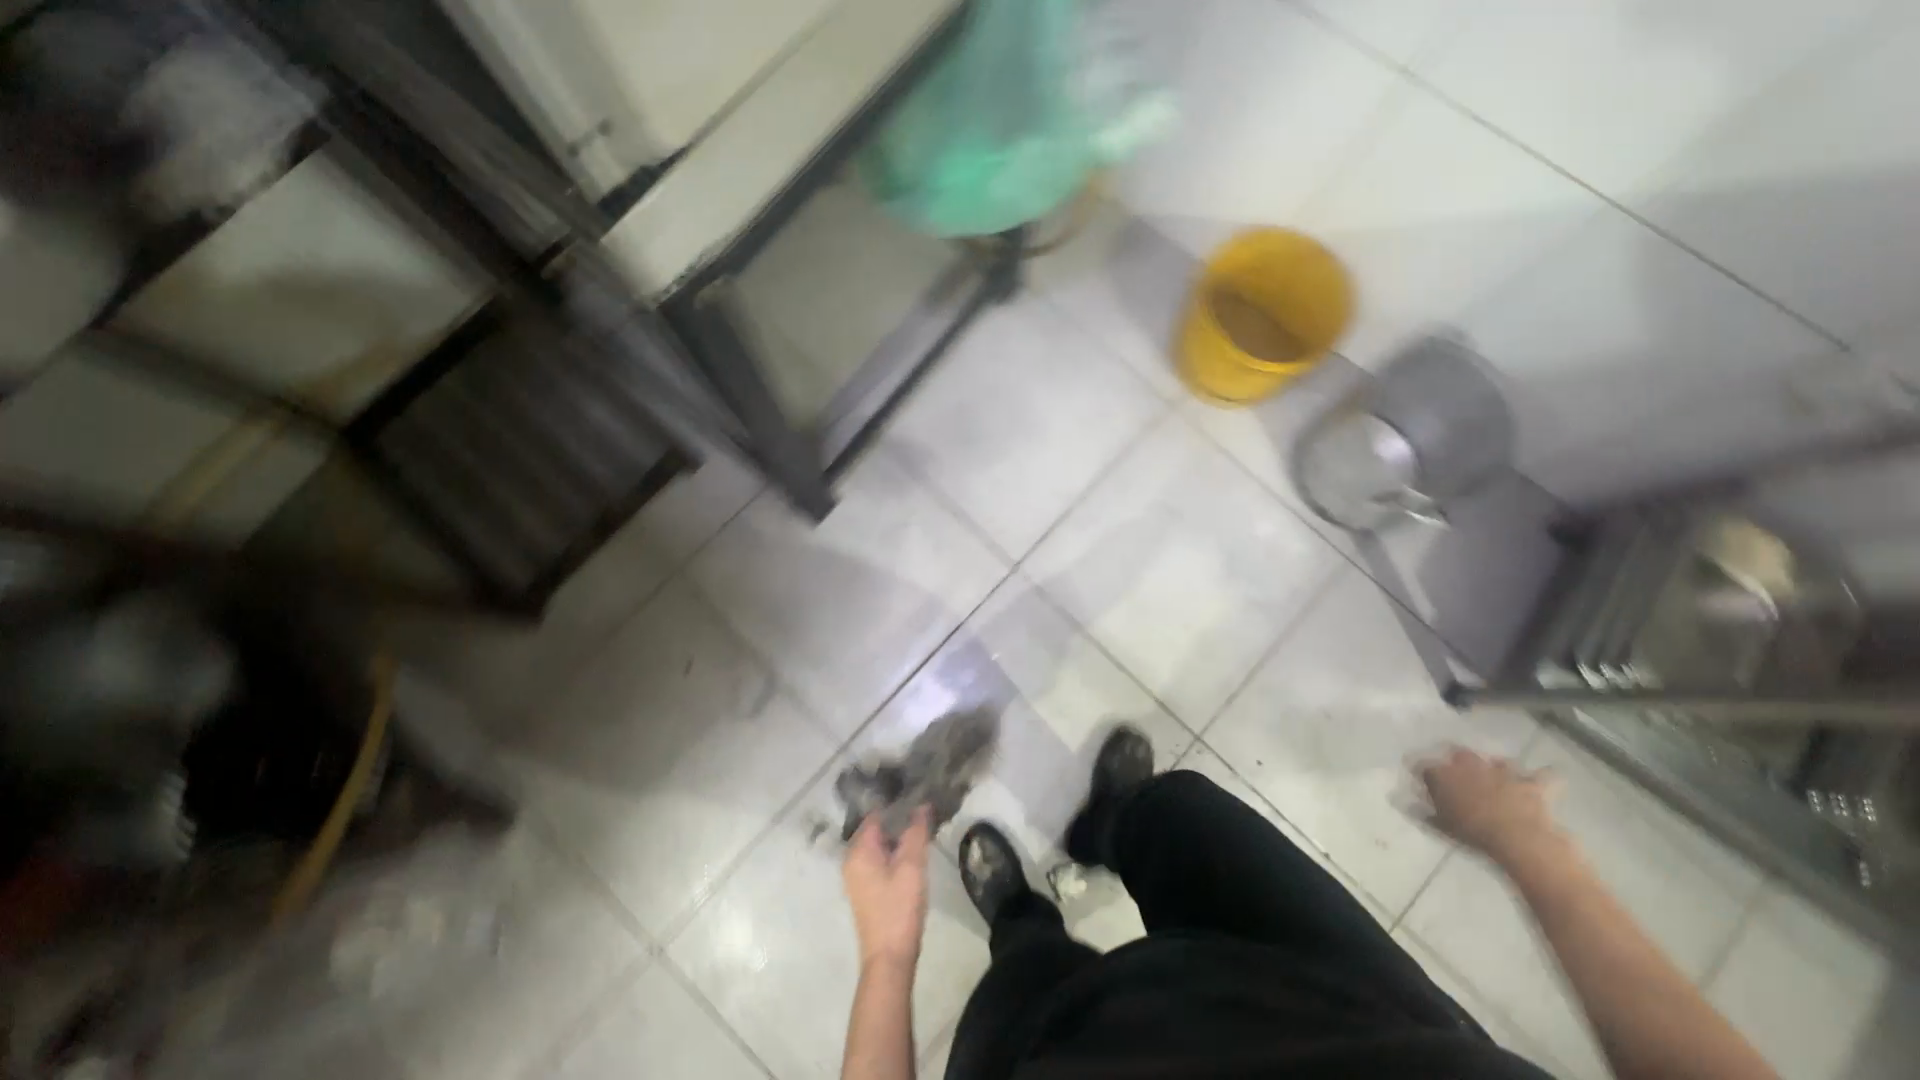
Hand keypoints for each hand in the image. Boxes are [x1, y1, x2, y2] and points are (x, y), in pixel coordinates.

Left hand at [842, 808, 930, 969]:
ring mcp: (857, 876)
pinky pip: (879, 860)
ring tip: (924, 827)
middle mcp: (851, 860)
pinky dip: (895, 853)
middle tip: (926, 809)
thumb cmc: (899, 908)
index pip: (876, 814)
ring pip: (879, 846)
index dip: (897, 803)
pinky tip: (914, 853)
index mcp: (858, 850)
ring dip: (898, 837)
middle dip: (899, 819)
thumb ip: (916, 832)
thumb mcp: (912, 866)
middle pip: (876, 829)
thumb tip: (922, 805)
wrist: (889, 957)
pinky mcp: (866, 889)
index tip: (919, 792)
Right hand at [1417, 745, 1562, 864]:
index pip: (1424, 765)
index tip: (1422, 780)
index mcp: (1444, 774)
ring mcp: (1503, 770)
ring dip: (1496, 768)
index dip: (1422, 772)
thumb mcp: (1440, 826)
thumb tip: (1401, 801)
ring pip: (1497, 761)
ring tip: (1498, 779)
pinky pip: (1544, 775)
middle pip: (1459, 754)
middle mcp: (1471, 764)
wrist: (1518, 839)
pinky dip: (1544, 778)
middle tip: (1459, 776)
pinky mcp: (1532, 782)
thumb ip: (1421, 811)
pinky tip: (1543, 780)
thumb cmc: (1472, 834)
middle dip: (1458, 761)